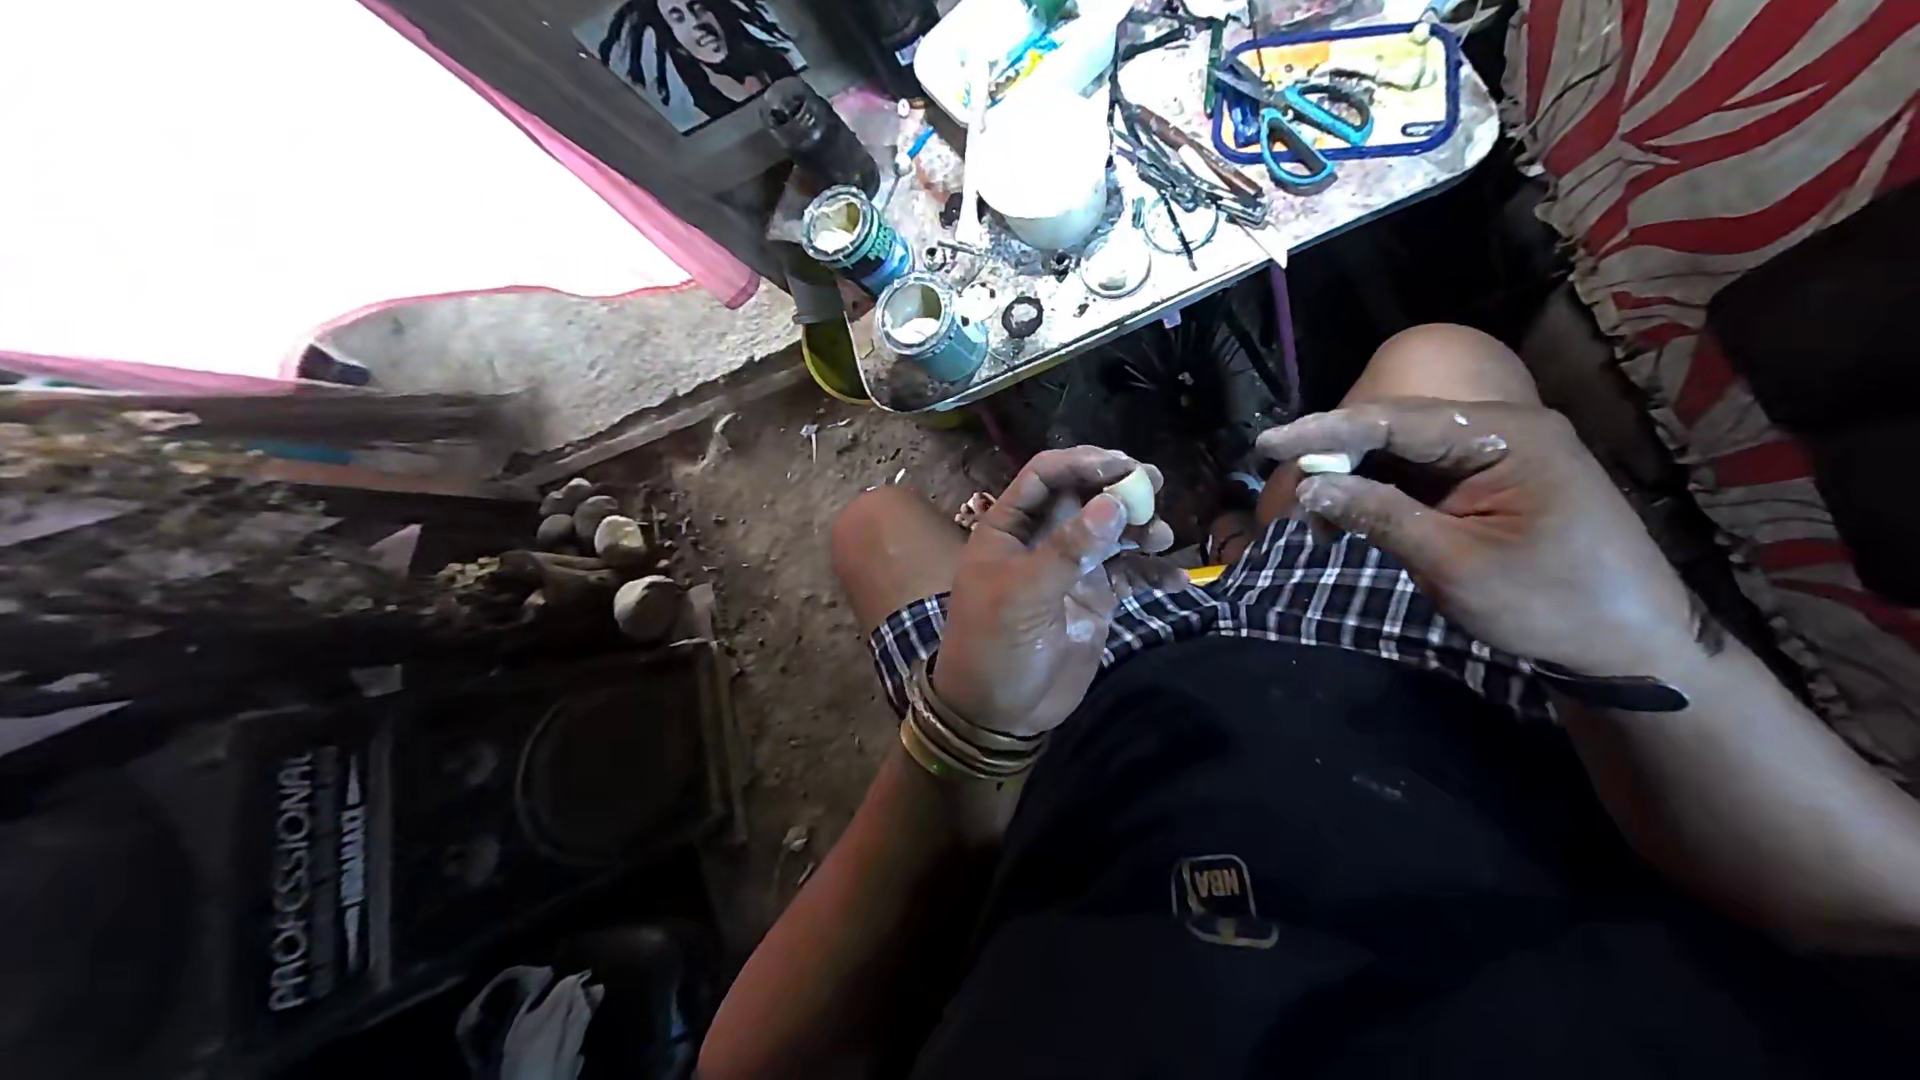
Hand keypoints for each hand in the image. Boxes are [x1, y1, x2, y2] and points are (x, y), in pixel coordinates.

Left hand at [932, 447, 1180, 736]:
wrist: (1000, 712)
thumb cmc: (995, 646)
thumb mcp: (1024, 595)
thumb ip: (1068, 549)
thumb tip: (1114, 502)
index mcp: (1009, 528)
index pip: (1045, 476)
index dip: (1082, 464)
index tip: (1123, 467)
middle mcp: (1042, 540)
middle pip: (1084, 497)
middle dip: (1119, 488)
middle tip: (1155, 487)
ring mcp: (1070, 568)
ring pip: (1110, 531)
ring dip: (1139, 527)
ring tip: (1162, 536)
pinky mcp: (1094, 597)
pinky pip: (1128, 573)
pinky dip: (1152, 573)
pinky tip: (1177, 580)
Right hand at [1256, 399, 1696, 677]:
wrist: (1628, 643)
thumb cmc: (1551, 602)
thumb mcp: (1454, 562)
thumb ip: (1379, 516)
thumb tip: (1308, 487)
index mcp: (1507, 434)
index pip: (1395, 419)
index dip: (1324, 431)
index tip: (1266, 444)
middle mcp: (1497, 430)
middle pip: (1391, 429)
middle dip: (1332, 459)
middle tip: (1287, 494)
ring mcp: (1490, 456)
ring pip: (1394, 454)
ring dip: (1347, 481)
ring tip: (1312, 522)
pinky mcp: (1480, 483)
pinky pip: (1410, 477)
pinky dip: (1371, 497)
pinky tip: (1343, 520)